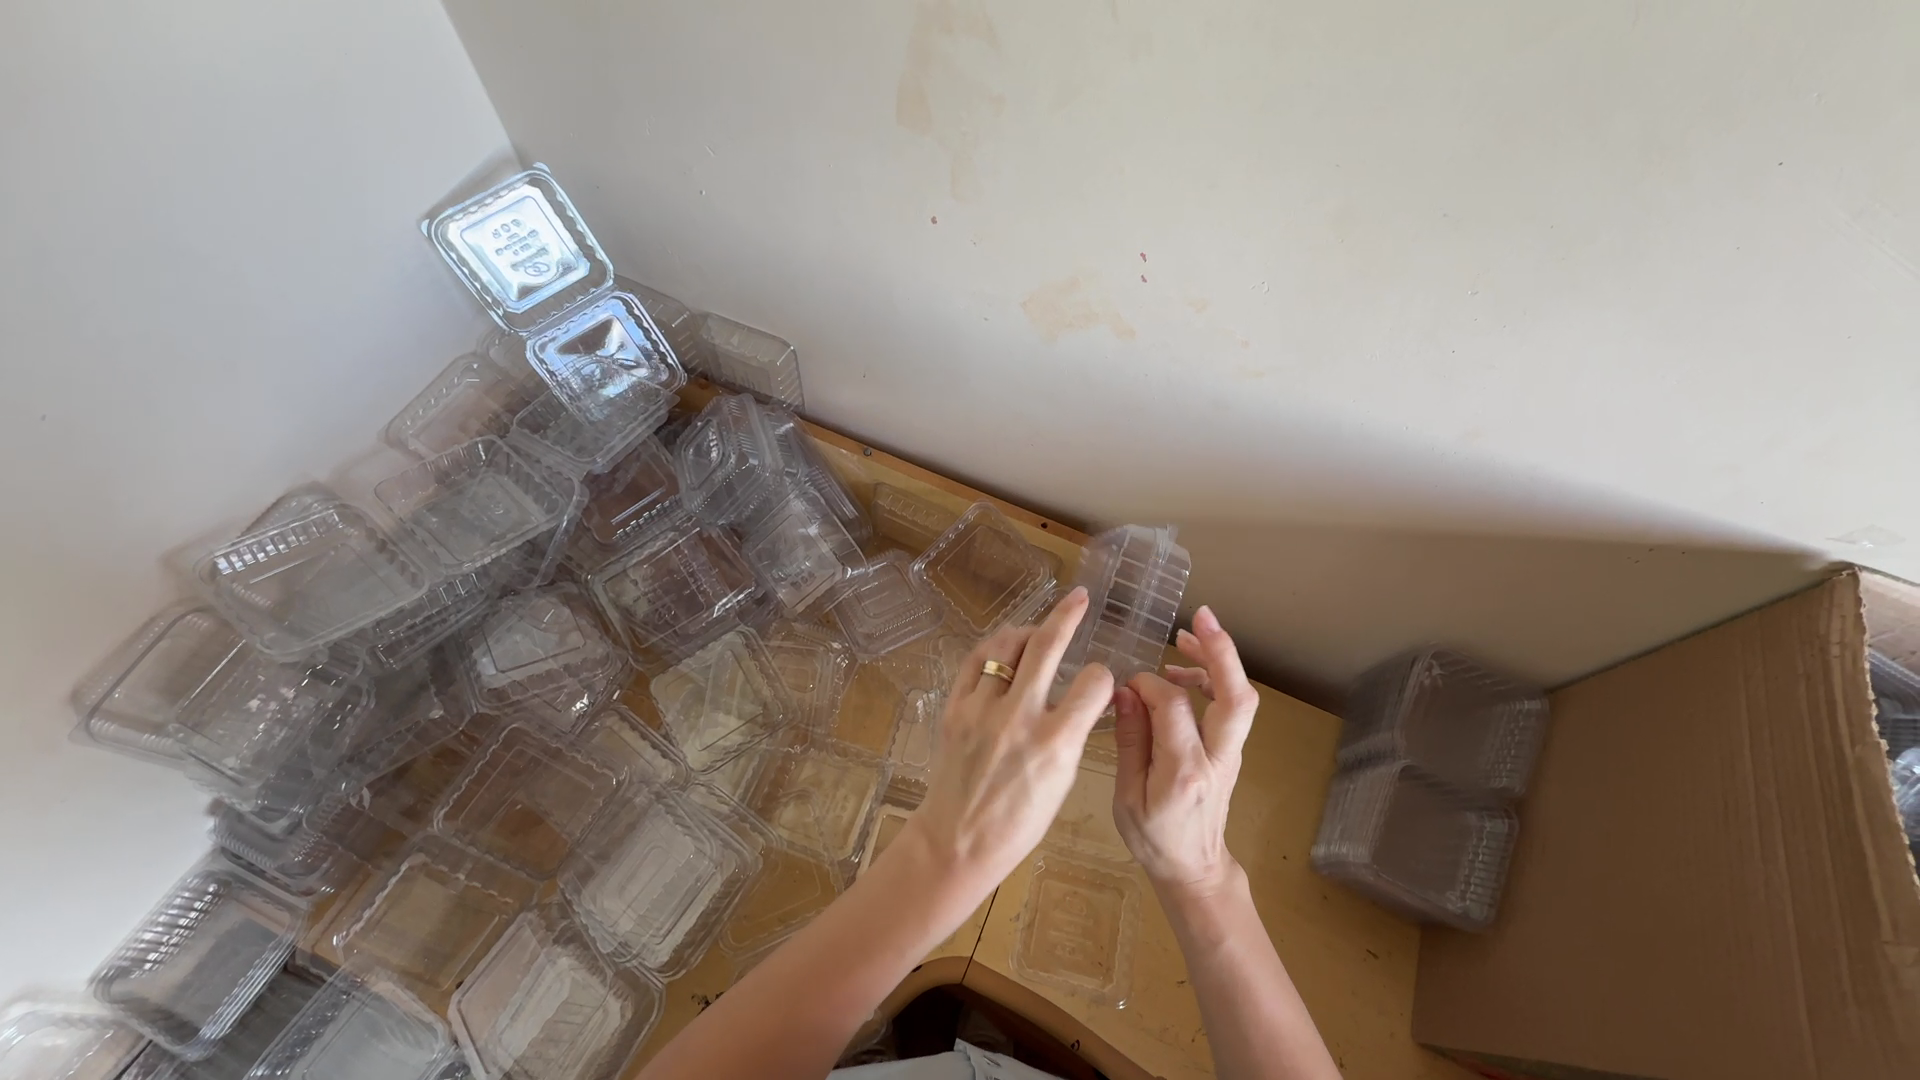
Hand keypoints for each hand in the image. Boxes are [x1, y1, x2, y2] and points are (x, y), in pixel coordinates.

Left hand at [901, 587, 1115, 893]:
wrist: (958, 840)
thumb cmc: (1019, 823)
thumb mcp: (1063, 782)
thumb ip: (1072, 733)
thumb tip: (1083, 699)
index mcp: (1056, 743)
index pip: (1093, 684)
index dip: (1102, 675)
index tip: (1100, 678)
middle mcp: (1019, 717)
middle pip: (1046, 646)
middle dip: (1067, 615)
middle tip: (1080, 599)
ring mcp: (982, 708)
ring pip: (1006, 646)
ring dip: (1026, 632)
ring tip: (1036, 632)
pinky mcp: (955, 707)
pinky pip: (975, 661)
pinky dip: (993, 647)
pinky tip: (1004, 647)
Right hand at [1112, 605, 1257, 897]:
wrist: (1195, 870)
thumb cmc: (1154, 839)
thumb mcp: (1126, 797)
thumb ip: (1129, 741)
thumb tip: (1126, 691)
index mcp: (1184, 773)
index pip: (1173, 708)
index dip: (1147, 683)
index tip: (1123, 682)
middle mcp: (1217, 758)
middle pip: (1236, 697)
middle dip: (1221, 652)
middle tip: (1201, 616)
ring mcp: (1230, 753)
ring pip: (1240, 697)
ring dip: (1217, 660)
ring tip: (1183, 637)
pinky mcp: (1230, 749)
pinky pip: (1231, 706)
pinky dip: (1213, 679)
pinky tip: (1181, 673)